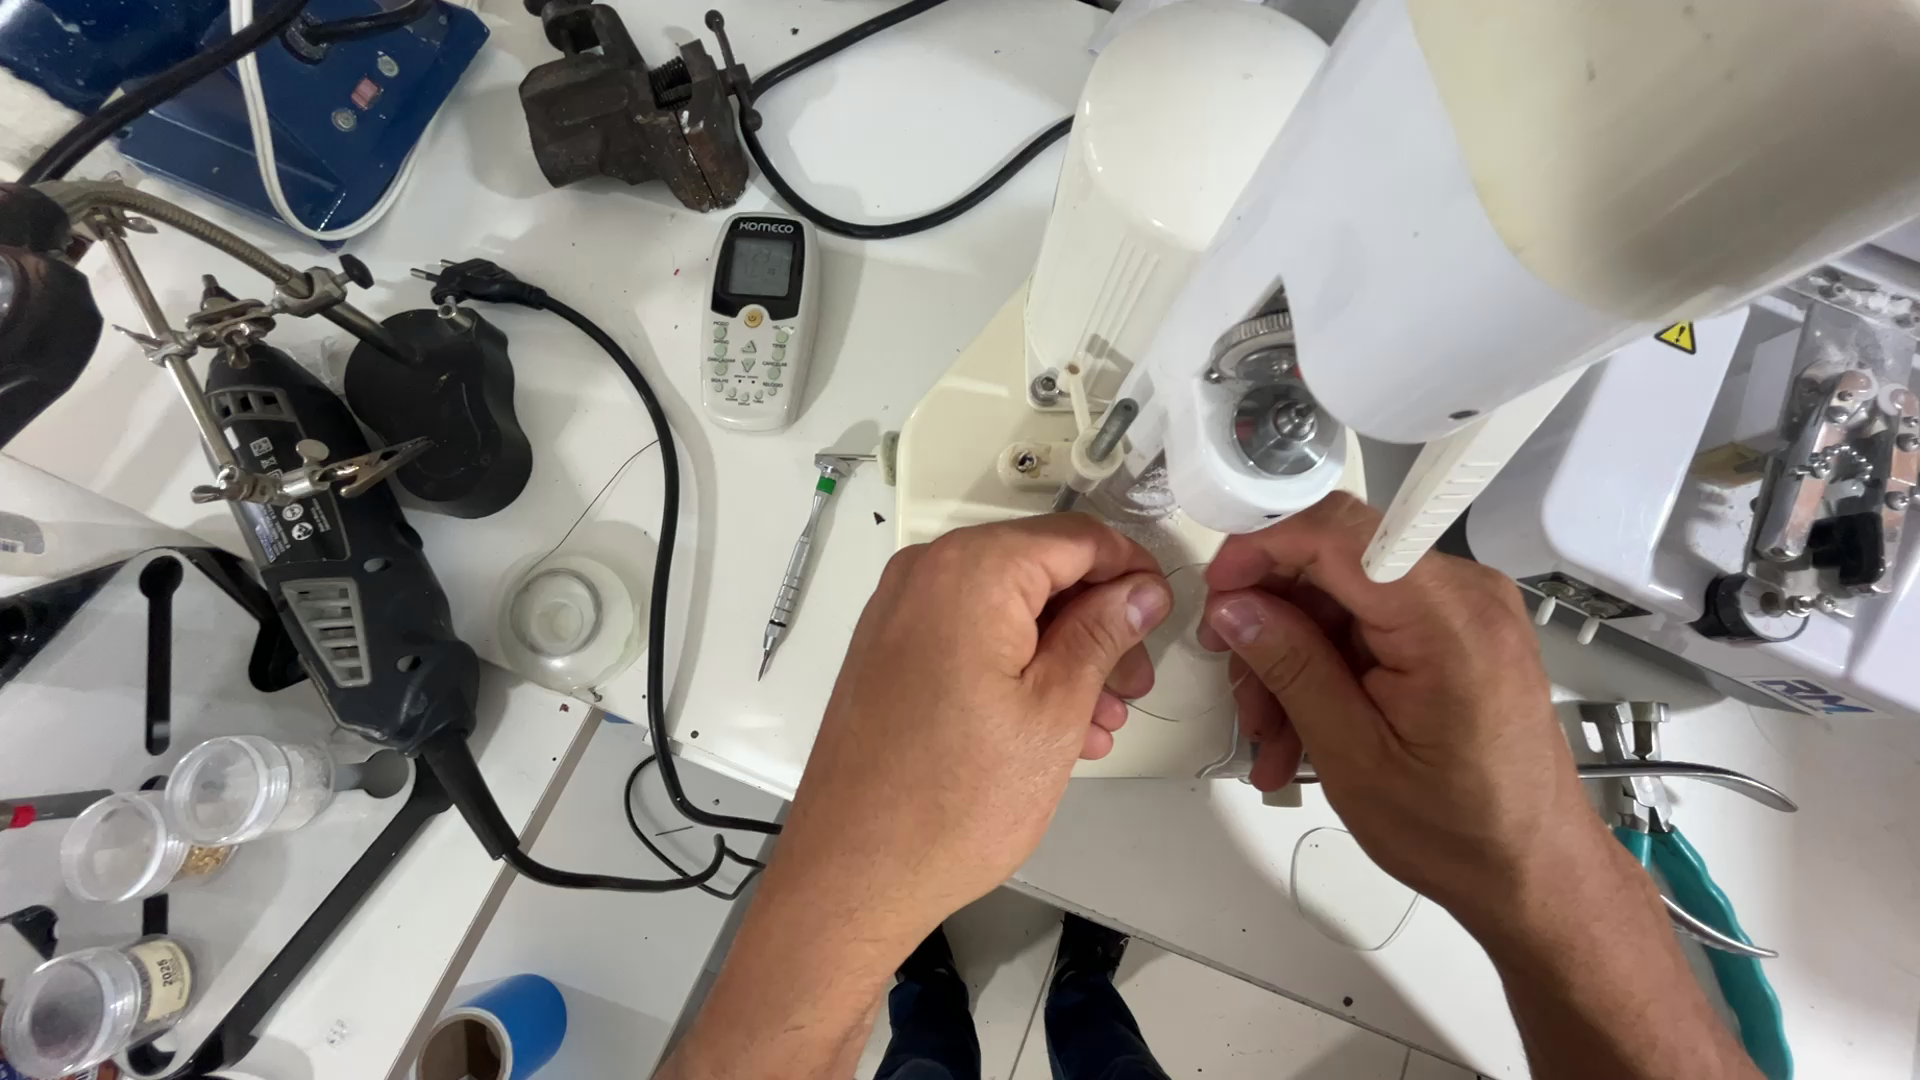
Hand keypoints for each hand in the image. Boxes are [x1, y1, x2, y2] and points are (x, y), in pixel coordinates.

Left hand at [776, 514, 1171, 944]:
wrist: (852, 872)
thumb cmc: (953, 801)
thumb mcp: (1055, 709)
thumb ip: (1103, 633)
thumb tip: (1140, 590)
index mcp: (971, 570)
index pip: (1076, 538)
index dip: (1130, 569)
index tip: (1160, 610)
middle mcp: (926, 572)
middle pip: (1039, 571)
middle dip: (1096, 622)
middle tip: (1132, 683)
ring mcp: (900, 609)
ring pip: (1007, 606)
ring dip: (1061, 651)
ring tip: (1097, 718)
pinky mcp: (889, 647)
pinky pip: (968, 632)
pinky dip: (1014, 661)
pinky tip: (1049, 722)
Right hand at [1199, 493, 1605, 923]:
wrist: (1536, 873)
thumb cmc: (1458, 831)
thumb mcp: (1351, 753)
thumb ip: (1290, 665)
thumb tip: (1231, 607)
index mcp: (1447, 619)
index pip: (1336, 532)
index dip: (1261, 546)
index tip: (1217, 593)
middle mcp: (1460, 593)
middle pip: (1328, 564)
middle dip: (1266, 617)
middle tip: (1232, 677)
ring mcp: (1455, 609)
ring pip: (1332, 599)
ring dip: (1285, 655)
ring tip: (1268, 731)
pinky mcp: (1446, 630)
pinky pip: (1357, 625)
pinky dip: (1318, 666)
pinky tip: (1295, 728)